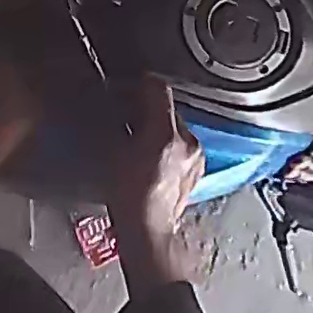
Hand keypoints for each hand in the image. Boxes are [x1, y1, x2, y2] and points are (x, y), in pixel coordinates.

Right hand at [108, 76, 203, 287]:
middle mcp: (187, 141)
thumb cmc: (128, 195)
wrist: (148, 230)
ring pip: (175, 124)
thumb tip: (118, 104)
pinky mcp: (197, 167)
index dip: (141, 82)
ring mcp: (196, 155)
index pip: (159, 90)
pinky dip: (167, 139)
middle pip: (167, 106)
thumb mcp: (115, 151)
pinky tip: (150, 150)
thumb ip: (120, 122)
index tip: (129, 83)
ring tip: (136, 130)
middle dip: (146, 104)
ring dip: (156, 121)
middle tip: (126, 107)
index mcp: (166, 134)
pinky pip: (182, 142)